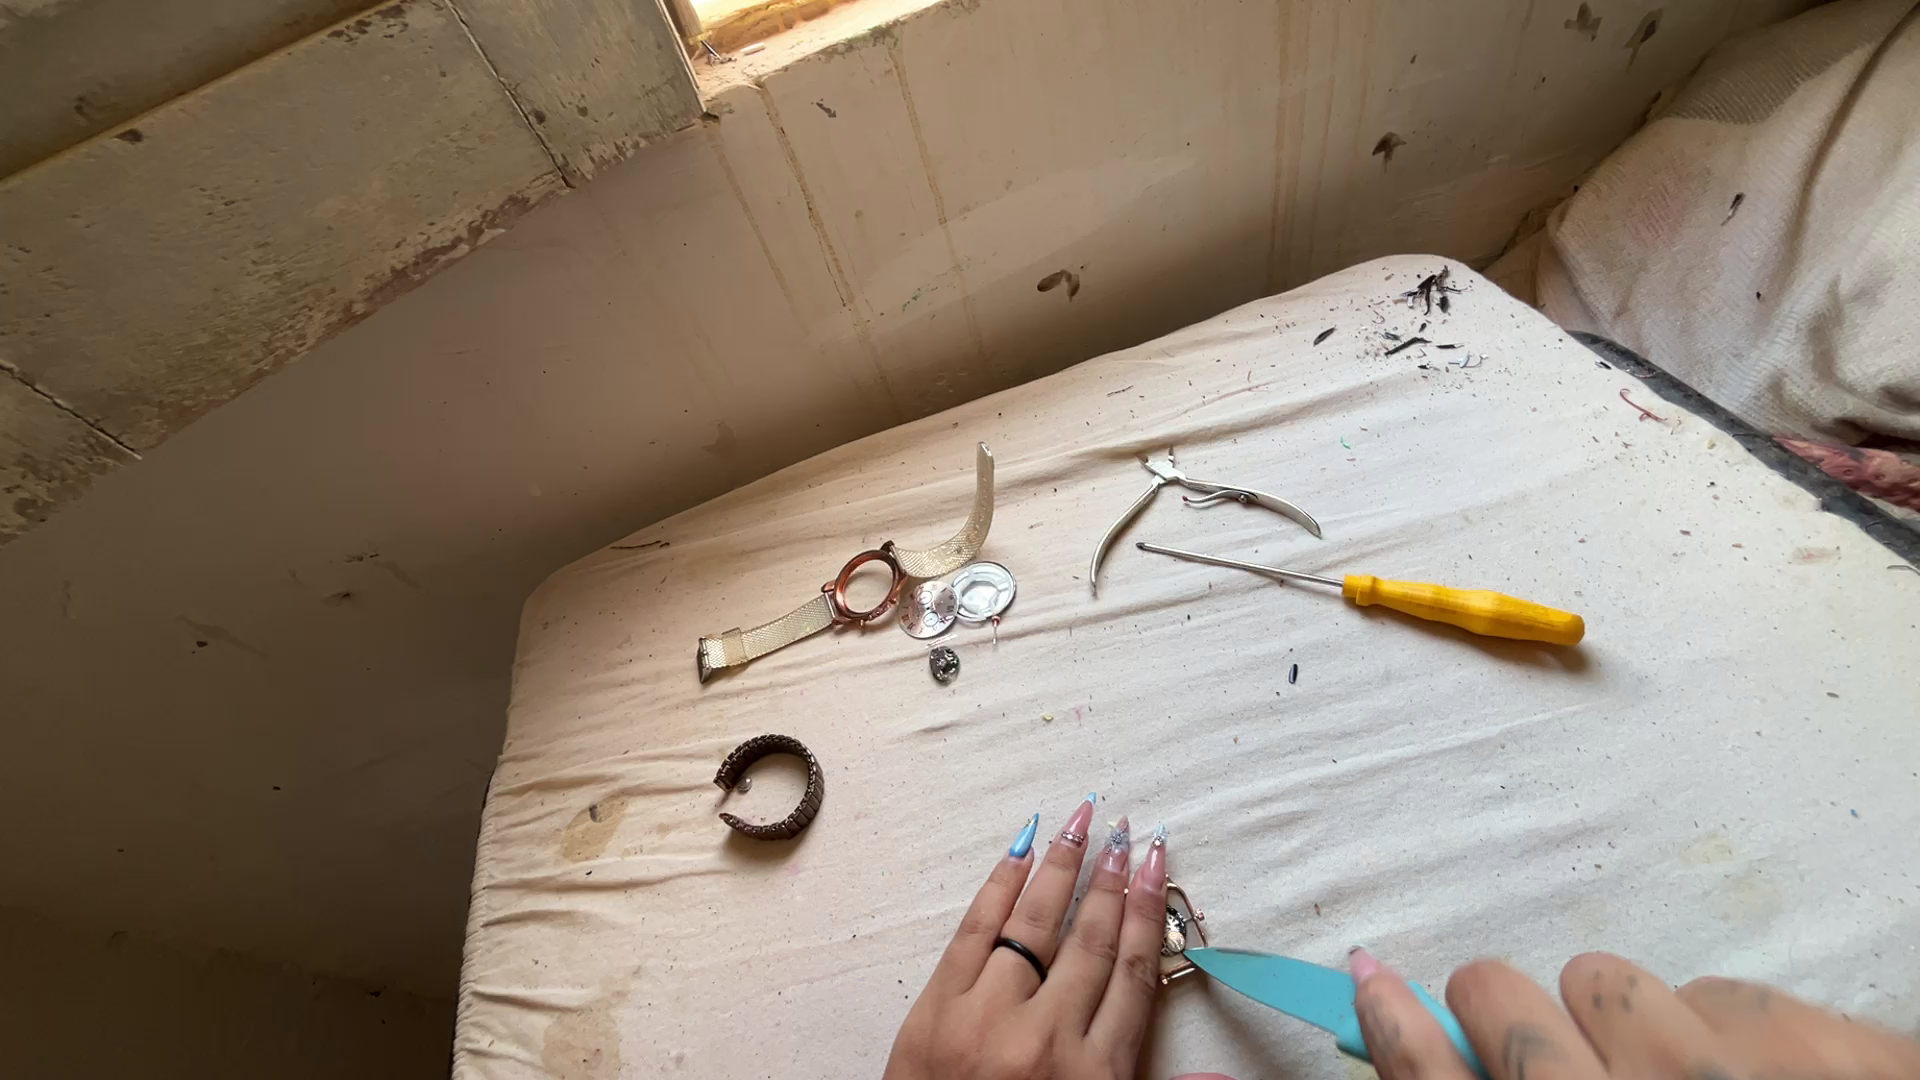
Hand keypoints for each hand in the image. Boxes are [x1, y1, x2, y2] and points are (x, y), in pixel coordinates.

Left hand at [883, 794, 1169, 1079]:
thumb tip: (1225, 1077)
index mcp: (1096, 1076)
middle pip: (1090, 939)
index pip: (1132, 974)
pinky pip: (976, 927)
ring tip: (1081, 821)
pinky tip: (1021, 847)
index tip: (1155, 863)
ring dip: (1063, 865)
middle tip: (1125, 828)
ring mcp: (988, 1014)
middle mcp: (1047, 1037)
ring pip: (1036, 921)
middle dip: (1110, 879)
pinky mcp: (938, 1003)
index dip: (1146, 912)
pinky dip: (1000, 883)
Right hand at [1349, 948, 1919, 1079]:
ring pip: (1606, 979)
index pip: (1433, 1075)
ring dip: (1643, 1034)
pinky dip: (1752, 1041)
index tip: (1370, 977)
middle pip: (1495, 994)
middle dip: (1511, 1016)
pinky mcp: (1848, 1062)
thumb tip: (1402, 1020)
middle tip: (1566, 1058)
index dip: (1395, 1025)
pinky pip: (1731, 992)